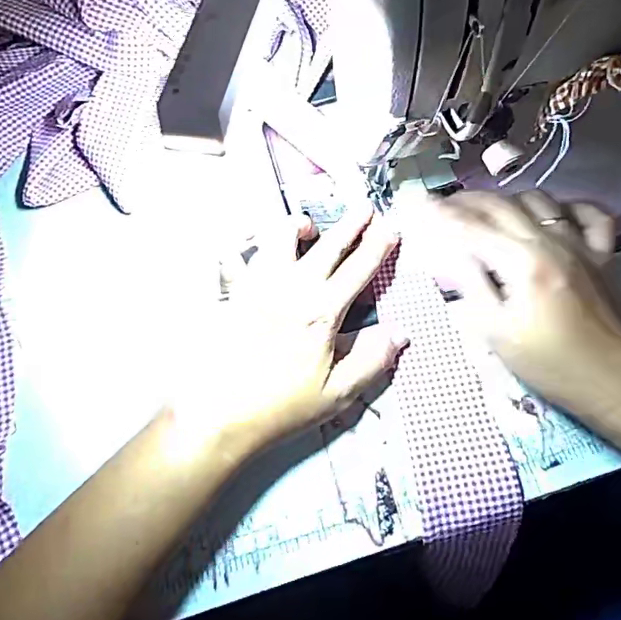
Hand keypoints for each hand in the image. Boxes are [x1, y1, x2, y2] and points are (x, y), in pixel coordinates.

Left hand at [168, 207, 405, 458]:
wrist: (220, 411)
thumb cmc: (281, 406)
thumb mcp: (337, 393)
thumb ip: (372, 359)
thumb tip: (400, 332)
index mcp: (321, 310)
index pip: (358, 269)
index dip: (377, 246)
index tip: (390, 227)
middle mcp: (290, 286)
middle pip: (326, 244)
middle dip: (350, 223)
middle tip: (364, 208)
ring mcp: (257, 284)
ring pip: (279, 236)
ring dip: (297, 225)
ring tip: (307, 226)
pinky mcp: (232, 290)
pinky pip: (236, 255)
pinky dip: (245, 245)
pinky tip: (248, 245)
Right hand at [404, 191, 620, 432]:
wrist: (614, 384)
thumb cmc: (549, 365)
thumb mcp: (495, 332)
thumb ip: (470, 284)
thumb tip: (448, 251)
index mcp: (523, 263)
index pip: (471, 226)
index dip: (440, 213)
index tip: (417, 204)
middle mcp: (552, 243)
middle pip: (501, 204)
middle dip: (465, 200)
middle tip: (441, 205)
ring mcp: (582, 245)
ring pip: (539, 200)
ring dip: (506, 199)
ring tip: (486, 211)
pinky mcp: (603, 255)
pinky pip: (590, 214)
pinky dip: (567, 206)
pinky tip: (550, 214)